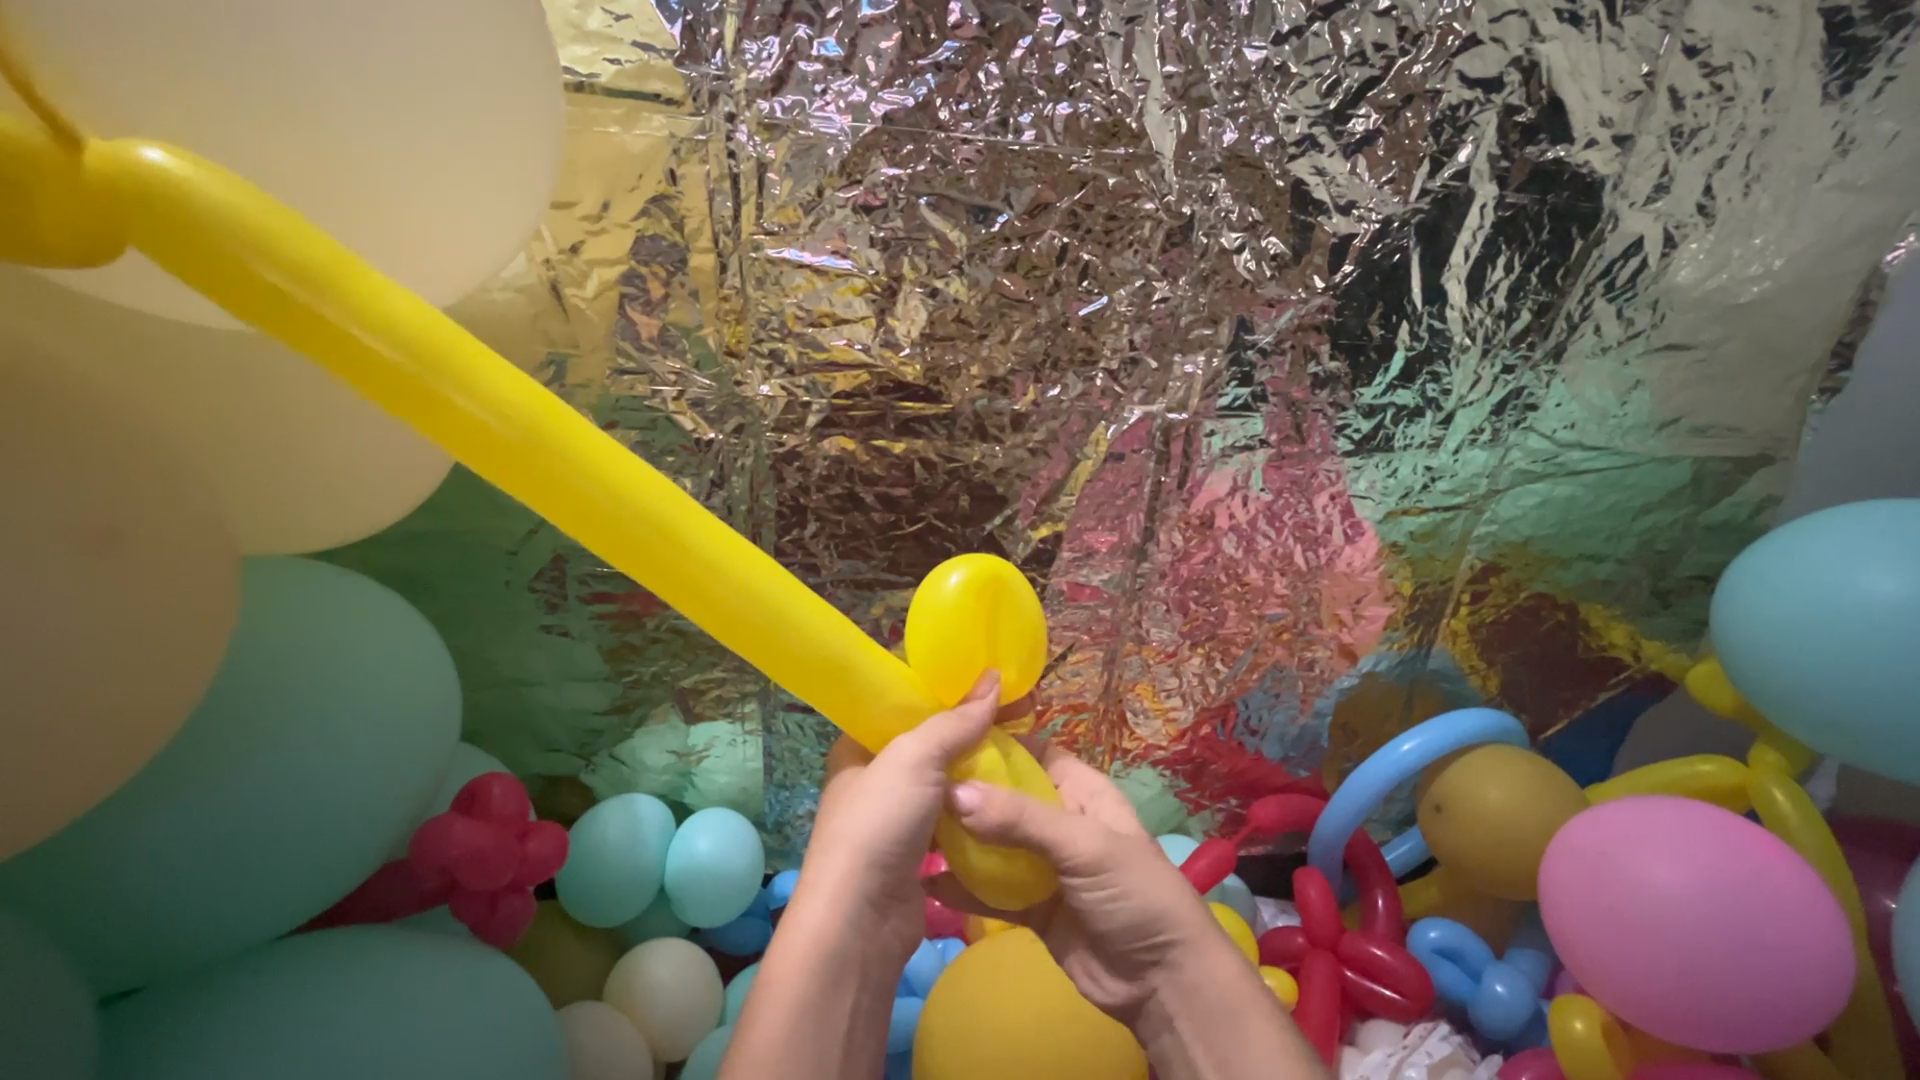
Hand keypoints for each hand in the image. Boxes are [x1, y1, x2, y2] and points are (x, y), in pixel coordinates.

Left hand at [796, 672, 1005, 965]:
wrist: (862, 921)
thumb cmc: (878, 823)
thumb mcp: (915, 757)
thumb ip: (955, 721)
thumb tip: (994, 679)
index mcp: (858, 747)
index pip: (905, 706)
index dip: (946, 692)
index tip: (990, 682)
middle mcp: (873, 779)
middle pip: (930, 744)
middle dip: (970, 731)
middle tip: (1018, 715)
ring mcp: (895, 819)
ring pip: (945, 784)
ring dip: (978, 771)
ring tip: (1023, 750)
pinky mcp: (916, 854)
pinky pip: (953, 821)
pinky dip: (977, 810)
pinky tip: (1010, 797)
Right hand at [929, 740, 1233, 1023]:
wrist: (1162, 983)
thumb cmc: (1134, 894)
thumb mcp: (1083, 845)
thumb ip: (1020, 819)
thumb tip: (954, 793)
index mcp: (1080, 791)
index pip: (1031, 752)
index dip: (993, 742)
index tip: (942, 736)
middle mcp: (1058, 821)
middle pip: (1004, 796)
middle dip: (964, 791)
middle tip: (911, 785)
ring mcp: (1043, 866)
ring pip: (992, 842)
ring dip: (958, 838)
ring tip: (910, 828)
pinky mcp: (1030, 906)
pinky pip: (990, 888)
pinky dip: (962, 885)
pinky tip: (924, 879)